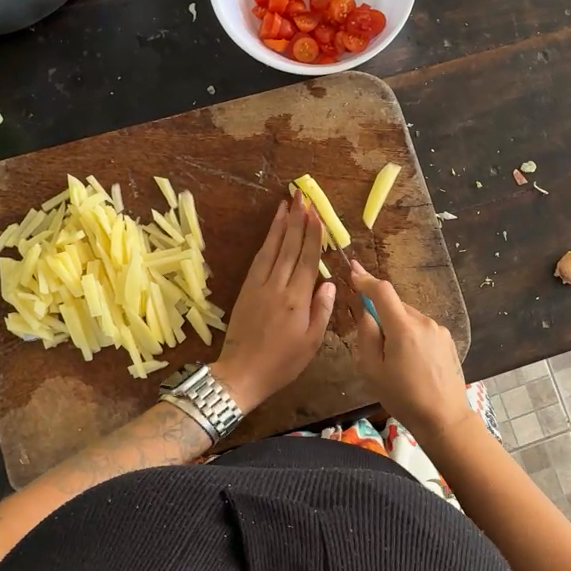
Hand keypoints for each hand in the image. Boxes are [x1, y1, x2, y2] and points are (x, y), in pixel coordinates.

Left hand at [211, 196, 335, 412]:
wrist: (242, 373)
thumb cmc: (282, 363)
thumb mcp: (311, 343)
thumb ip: (321, 310)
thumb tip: (329, 283)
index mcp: (297, 299)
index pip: (308, 259)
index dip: (313, 235)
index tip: (317, 214)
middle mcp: (278, 286)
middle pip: (289, 247)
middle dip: (297, 220)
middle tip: (302, 196)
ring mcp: (259, 286)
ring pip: (272, 248)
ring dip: (280, 225)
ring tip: (286, 204)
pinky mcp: (246, 289)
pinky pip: (259, 259)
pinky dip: (267, 242)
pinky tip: (272, 231)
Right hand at [348, 260, 471, 436]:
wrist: (444, 418)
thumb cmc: (402, 398)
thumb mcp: (372, 370)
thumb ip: (366, 335)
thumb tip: (367, 313)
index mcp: (403, 328)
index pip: (382, 291)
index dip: (365, 279)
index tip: (353, 270)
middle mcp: (423, 322)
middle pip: (396, 306)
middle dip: (382, 314)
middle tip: (374, 345)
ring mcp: (439, 330)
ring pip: (409, 318)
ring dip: (398, 328)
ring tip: (396, 361)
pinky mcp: (448, 340)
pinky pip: (422, 329)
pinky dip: (412, 336)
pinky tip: (413, 363)